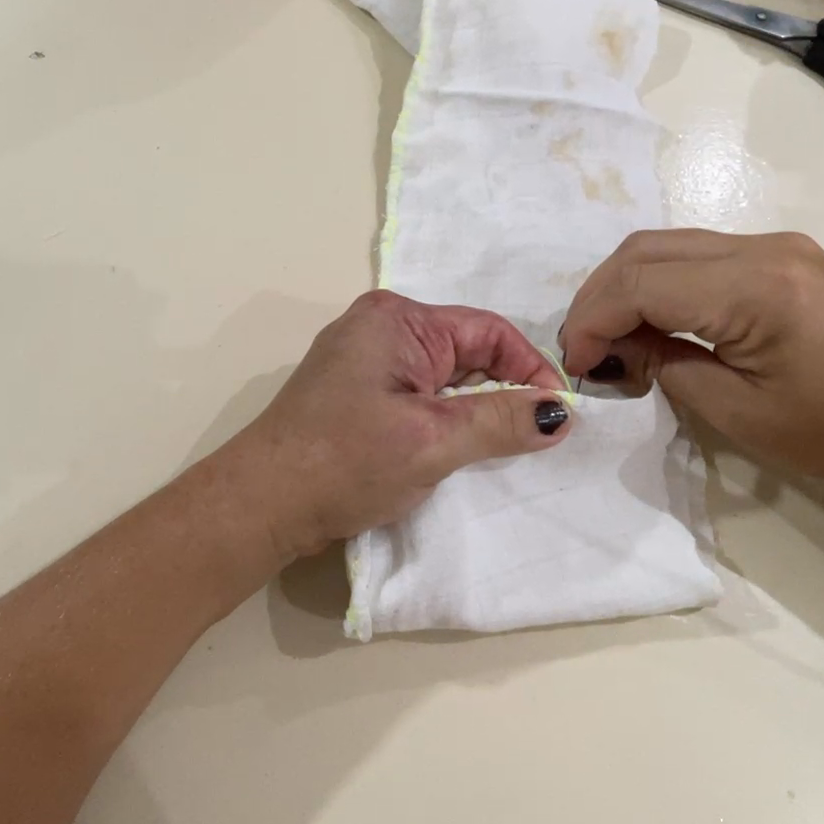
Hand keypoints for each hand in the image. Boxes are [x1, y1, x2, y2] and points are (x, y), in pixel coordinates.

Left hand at [231, 291, 571, 561]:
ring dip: (472, 409)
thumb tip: (560, 412)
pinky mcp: (354, 392)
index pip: (488, 331)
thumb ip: (500, 421)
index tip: (557, 416)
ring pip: (442, 377)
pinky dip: (442, 418)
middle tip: (532, 437)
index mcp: (397, 320)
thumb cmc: (346, 462)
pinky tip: (453, 448)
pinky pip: (416, 394)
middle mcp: (379, 328)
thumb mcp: (433, 440)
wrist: (262, 502)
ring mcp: (362, 360)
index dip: (530, 370)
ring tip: (496, 447)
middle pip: (465, 351)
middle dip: (502, 391)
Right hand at [558, 230, 823, 489]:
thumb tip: (618, 347)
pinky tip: (652, 323)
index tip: (576, 366)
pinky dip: (659, 284)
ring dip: (624, 288)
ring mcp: (776, 246)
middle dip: (598, 298)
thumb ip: (665, 364)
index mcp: (755, 288)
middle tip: (584, 351)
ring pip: (666, 246)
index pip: (640, 282)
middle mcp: (763, 248)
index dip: (592, 321)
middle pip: (644, 250)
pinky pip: (697, 257)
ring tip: (610, 340)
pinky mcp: (782, 257)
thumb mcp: (735, 411)